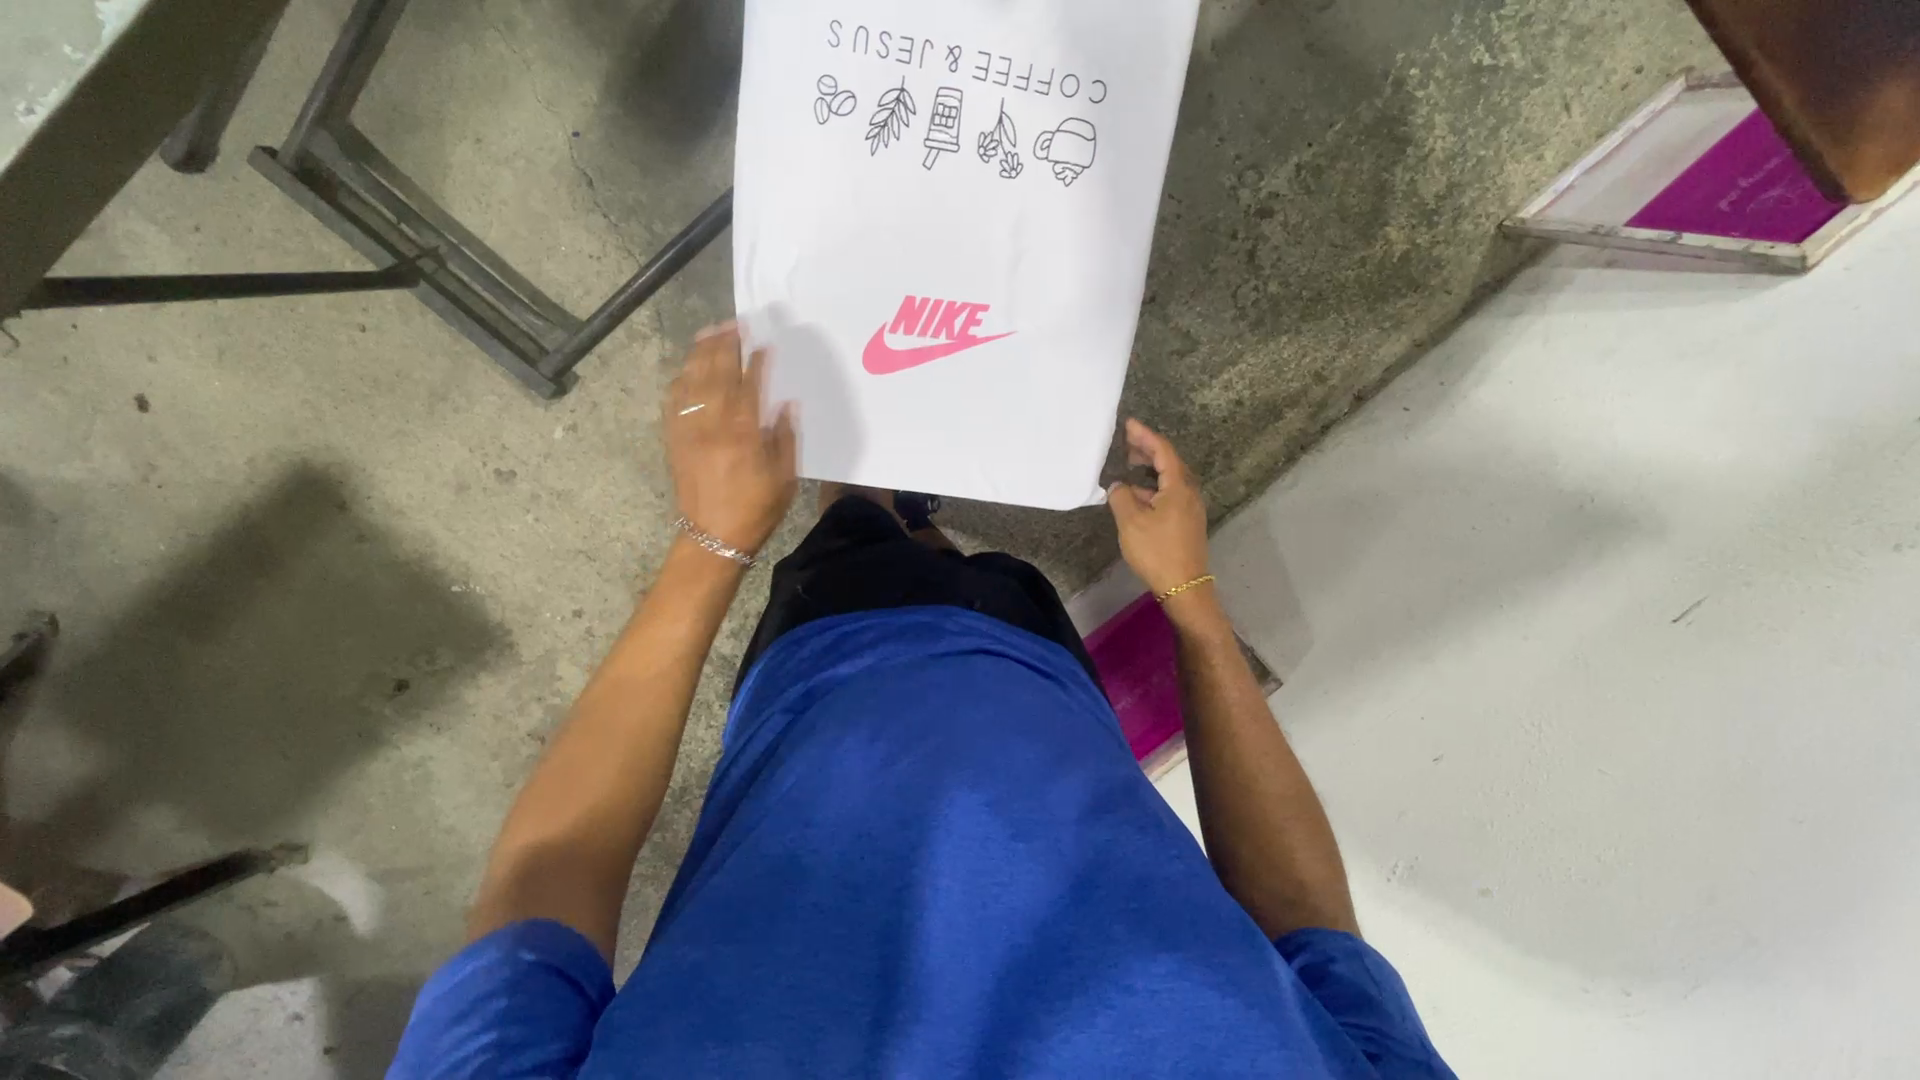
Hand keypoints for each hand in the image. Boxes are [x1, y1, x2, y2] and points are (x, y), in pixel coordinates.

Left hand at [665, 325, 797, 555]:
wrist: (712, 537)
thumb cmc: (756, 509)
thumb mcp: (784, 477)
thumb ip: (785, 436)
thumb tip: (785, 404)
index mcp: (743, 433)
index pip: (749, 383)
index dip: (755, 359)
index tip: (762, 341)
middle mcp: (712, 424)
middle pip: (715, 372)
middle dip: (724, 345)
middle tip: (733, 324)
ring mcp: (688, 430)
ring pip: (691, 381)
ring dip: (700, 353)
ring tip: (709, 333)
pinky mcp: (674, 439)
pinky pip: (673, 400)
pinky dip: (681, 379)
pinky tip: (688, 368)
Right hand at [1107, 419, 1209, 597]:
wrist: (1183, 586)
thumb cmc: (1157, 551)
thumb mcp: (1130, 522)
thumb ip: (1121, 496)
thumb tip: (1118, 485)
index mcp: (1178, 486)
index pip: (1162, 450)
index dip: (1145, 435)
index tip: (1128, 424)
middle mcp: (1189, 492)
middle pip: (1169, 462)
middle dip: (1148, 449)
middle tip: (1126, 442)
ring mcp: (1191, 508)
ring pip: (1170, 479)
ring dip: (1150, 469)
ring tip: (1128, 465)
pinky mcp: (1187, 522)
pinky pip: (1170, 493)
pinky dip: (1153, 486)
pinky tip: (1136, 495)